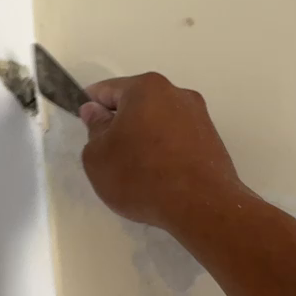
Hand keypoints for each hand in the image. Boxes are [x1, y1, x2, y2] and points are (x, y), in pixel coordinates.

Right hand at [79, 72, 249, 236]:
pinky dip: (164, 151)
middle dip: (120, 123)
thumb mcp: (98, 156)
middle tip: (108, 153)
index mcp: (146, 88)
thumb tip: (96, 112)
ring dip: (143, 138)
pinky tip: (158, 176)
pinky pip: (177, 139)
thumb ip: (93, 129)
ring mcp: (198, 116)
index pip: (107, 90)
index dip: (90, 106)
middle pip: (136, 103)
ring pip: (158, 122)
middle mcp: (176, 93)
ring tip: (135, 170)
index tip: (84, 125)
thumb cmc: (141, 176)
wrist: (201, 207)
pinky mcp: (212, 140)